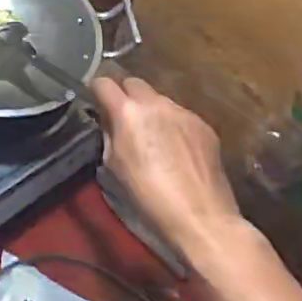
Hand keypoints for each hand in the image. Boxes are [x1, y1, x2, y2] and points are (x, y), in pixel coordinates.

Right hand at [90, 76, 244, 258]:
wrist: (202, 218)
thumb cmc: (147, 195)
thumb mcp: (113, 164)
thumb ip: (109, 133)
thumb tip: (109, 120)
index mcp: (127, 112)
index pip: (103, 82)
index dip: (97, 91)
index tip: (97, 104)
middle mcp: (155, 104)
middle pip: (133, 82)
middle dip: (125, 95)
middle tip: (124, 118)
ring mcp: (183, 113)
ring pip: (159, 99)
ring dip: (151, 110)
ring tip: (154, 137)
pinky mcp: (205, 126)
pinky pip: (180, 115)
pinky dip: (172, 124)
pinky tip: (177, 149)